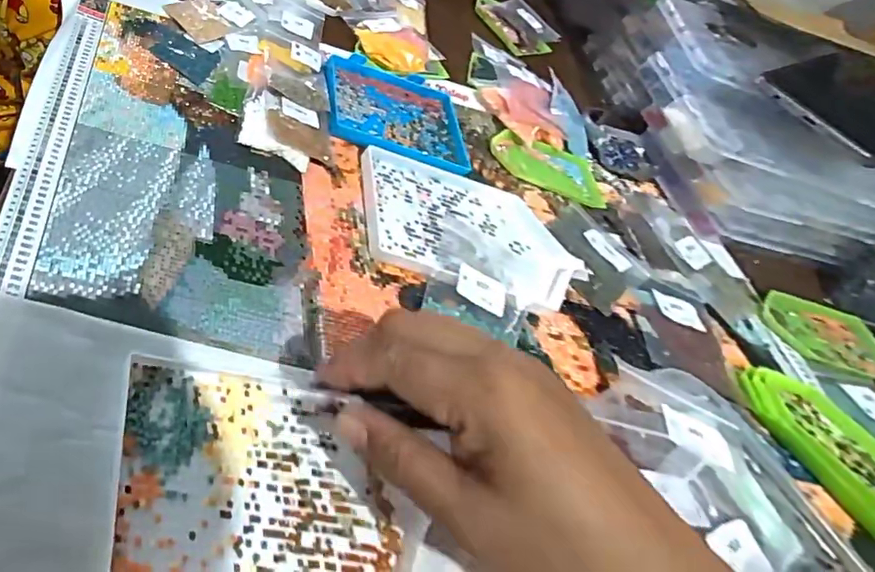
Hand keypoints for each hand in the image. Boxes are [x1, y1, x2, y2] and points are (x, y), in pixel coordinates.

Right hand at [318, 310, 722, 571]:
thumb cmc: (559, 556)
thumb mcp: (469, 518)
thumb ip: (400, 457)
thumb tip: (343, 416)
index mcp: (480, 385)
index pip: (391, 354)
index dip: (347, 366)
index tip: (314, 387)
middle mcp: (499, 356)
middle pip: (410, 325)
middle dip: (368, 350)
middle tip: (344, 393)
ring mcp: (525, 365)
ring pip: (438, 329)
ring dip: (399, 351)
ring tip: (378, 397)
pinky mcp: (541, 383)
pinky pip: (467, 348)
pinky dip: (432, 360)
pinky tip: (429, 404)